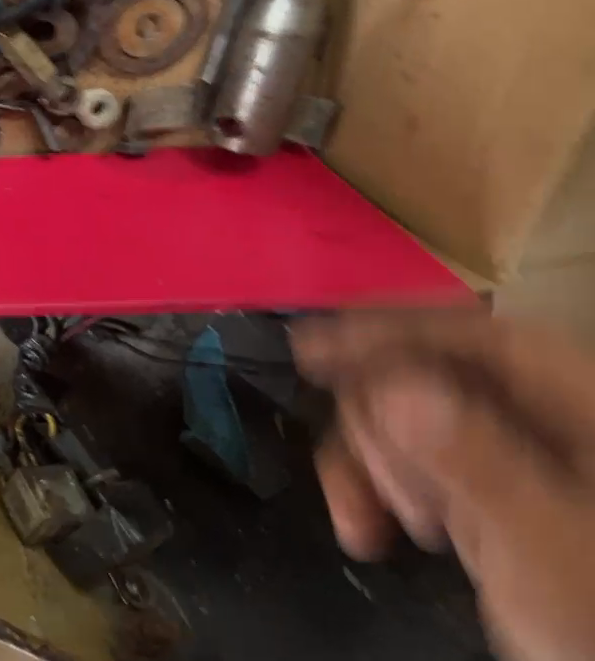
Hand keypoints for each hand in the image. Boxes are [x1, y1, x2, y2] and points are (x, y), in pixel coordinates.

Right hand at [294, 310, 594, 660]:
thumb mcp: (543, 544)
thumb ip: (475, 462)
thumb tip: (390, 388)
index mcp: (586, 418)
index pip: (488, 342)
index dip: (398, 330)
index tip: (307, 343)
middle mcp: (551, 430)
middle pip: (428, 382)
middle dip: (376, 427)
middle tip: (369, 480)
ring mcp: (514, 463)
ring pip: (401, 420)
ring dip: (365, 464)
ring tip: (369, 520)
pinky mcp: (481, 494)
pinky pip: (403, 463)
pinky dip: (368, 488)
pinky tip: (365, 529)